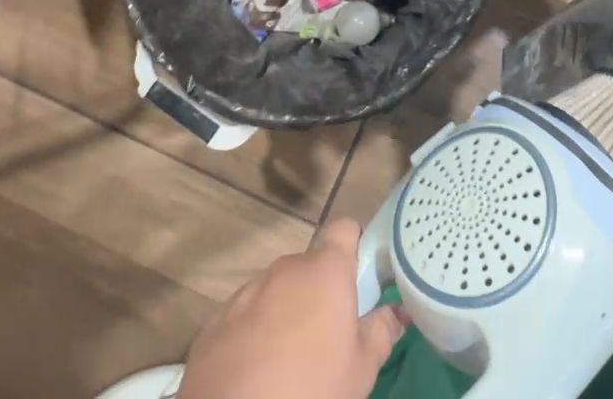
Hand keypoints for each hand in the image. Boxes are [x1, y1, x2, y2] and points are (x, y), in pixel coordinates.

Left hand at [177, 218, 408, 398]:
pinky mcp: (216, 319)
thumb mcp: (362, 368)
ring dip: (289, 310)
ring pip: (279, 290)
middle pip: (311, 266)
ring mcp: (247, 291)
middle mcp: (285, 269)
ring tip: (294, 356)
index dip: (357, 248)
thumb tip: (397, 311)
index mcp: (324, 271)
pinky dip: (256, 330)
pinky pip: (248, 313)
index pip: (345, 229)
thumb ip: (382, 331)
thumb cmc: (312, 387)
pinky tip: (258, 367)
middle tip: (334, 333)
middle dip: (323, 291)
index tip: (364, 280)